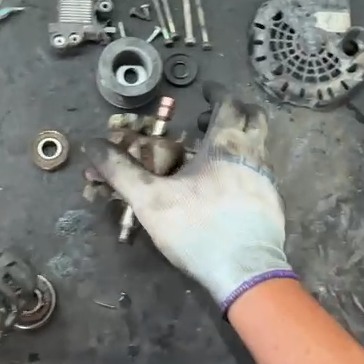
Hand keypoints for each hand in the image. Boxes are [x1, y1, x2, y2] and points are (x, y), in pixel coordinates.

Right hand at [87, 95, 293, 312]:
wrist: (246, 273)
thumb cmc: (199, 230)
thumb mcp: (150, 200)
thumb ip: (120, 170)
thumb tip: (92, 145)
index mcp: (227, 144)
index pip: (229, 104)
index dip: (217, 93)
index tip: (206, 90)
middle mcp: (253, 154)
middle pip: (254, 119)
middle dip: (235, 111)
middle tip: (209, 119)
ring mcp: (267, 180)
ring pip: (259, 146)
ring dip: (239, 139)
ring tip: (211, 153)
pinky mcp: (272, 204)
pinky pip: (260, 172)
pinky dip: (244, 165)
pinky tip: (225, 186)